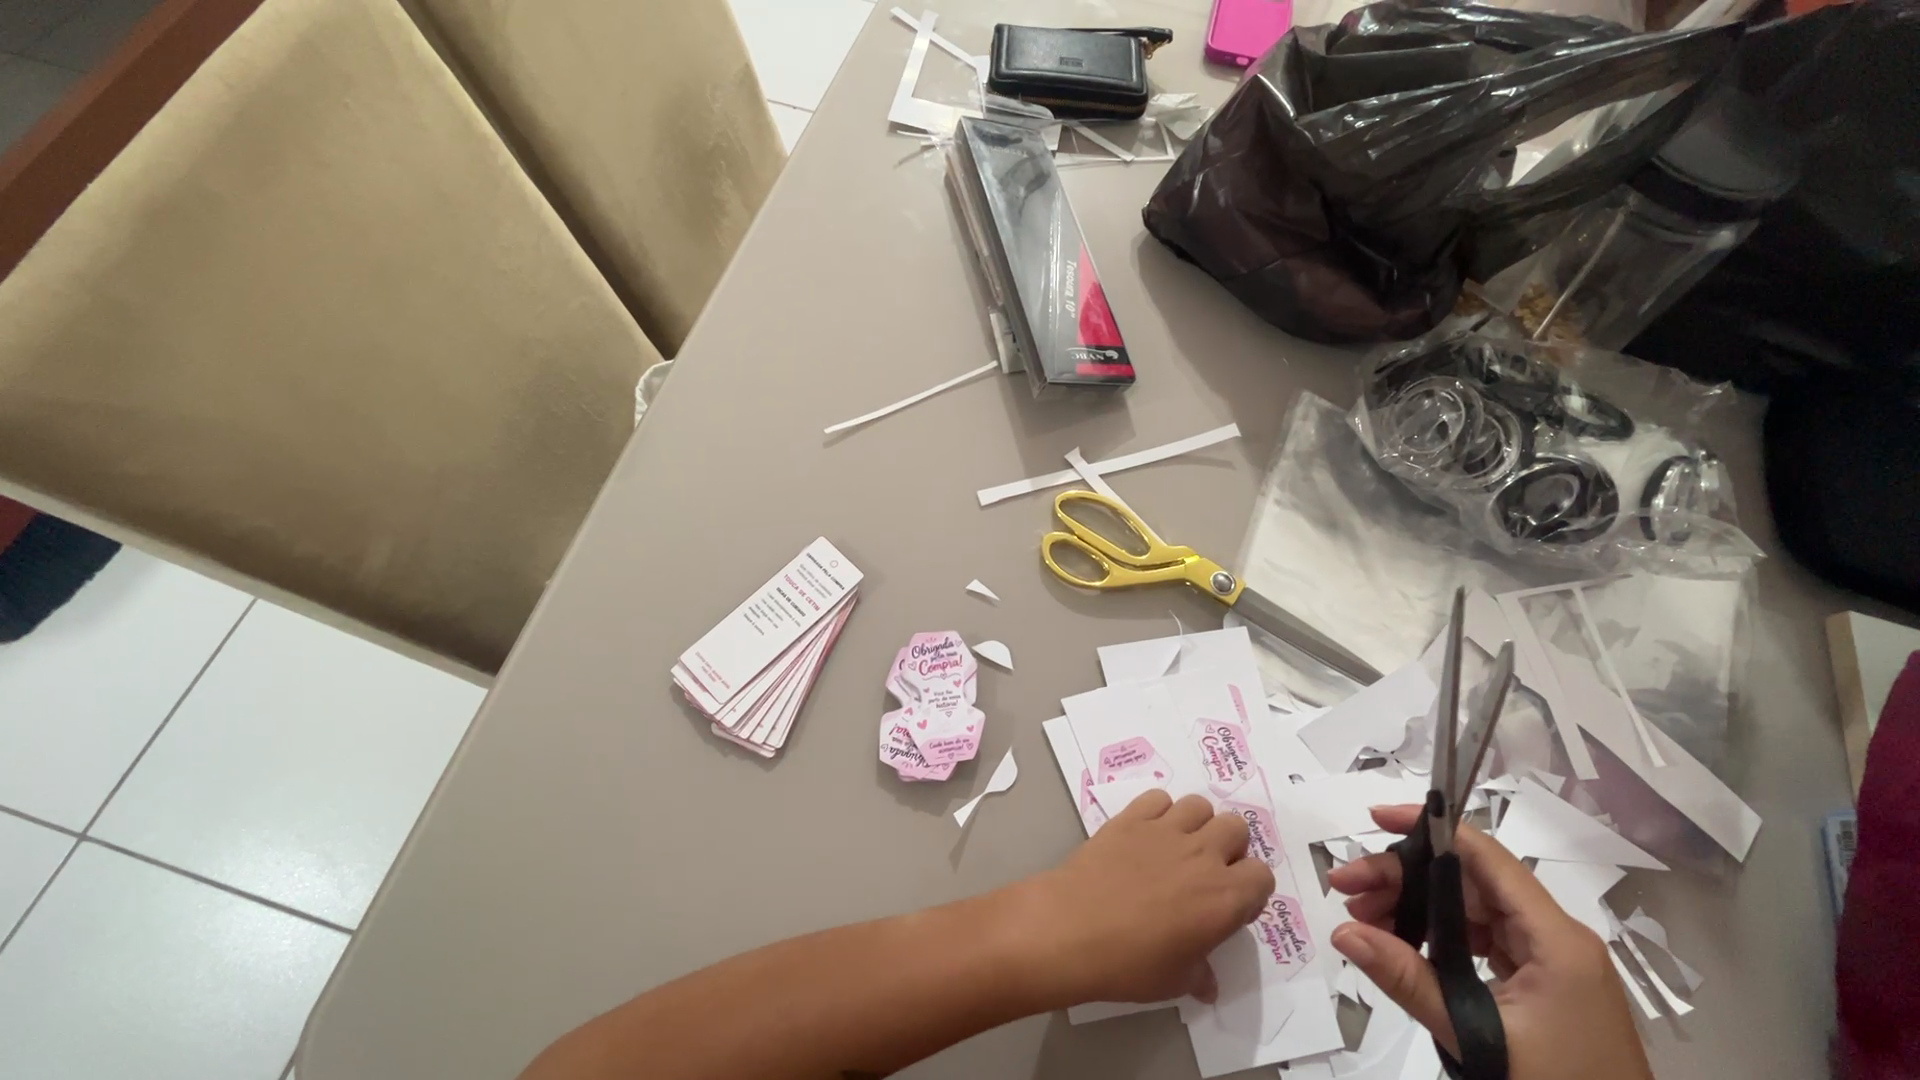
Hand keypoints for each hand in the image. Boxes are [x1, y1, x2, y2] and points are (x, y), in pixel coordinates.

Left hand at [999, 792, 1274, 1007]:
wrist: (1072, 928)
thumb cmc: (1129, 963)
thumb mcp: (1175, 981)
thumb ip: (1199, 975)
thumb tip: (1208, 984)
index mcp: (1224, 898)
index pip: (1262, 876)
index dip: (1249, 889)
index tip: (1229, 905)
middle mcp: (1203, 855)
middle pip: (1236, 828)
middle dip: (1228, 847)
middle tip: (1206, 870)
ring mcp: (1165, 830)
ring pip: (1199, 806)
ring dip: (1196, 823)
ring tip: (1178, 846)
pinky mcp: (1131, 817)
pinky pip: (1158, 798)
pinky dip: (1158, 810)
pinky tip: (1146, 832)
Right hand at [1327, 805, 1653, 1079]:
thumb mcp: (1478, 1037)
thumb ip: (1409, 980)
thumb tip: (1342, 932)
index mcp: (1555, 939)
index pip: (1485, 858)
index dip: (1430, 829)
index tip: (1374, 818)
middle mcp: (1557, 937)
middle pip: (1468, 883)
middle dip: (1404, 878)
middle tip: (1345, 888)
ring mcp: (1552, 961)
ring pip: (1472, 911)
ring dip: (1415, 908)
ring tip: (1362, 918)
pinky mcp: (1544, 983)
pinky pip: (1483, 940)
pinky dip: (1438, 936)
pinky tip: (1401, 944)